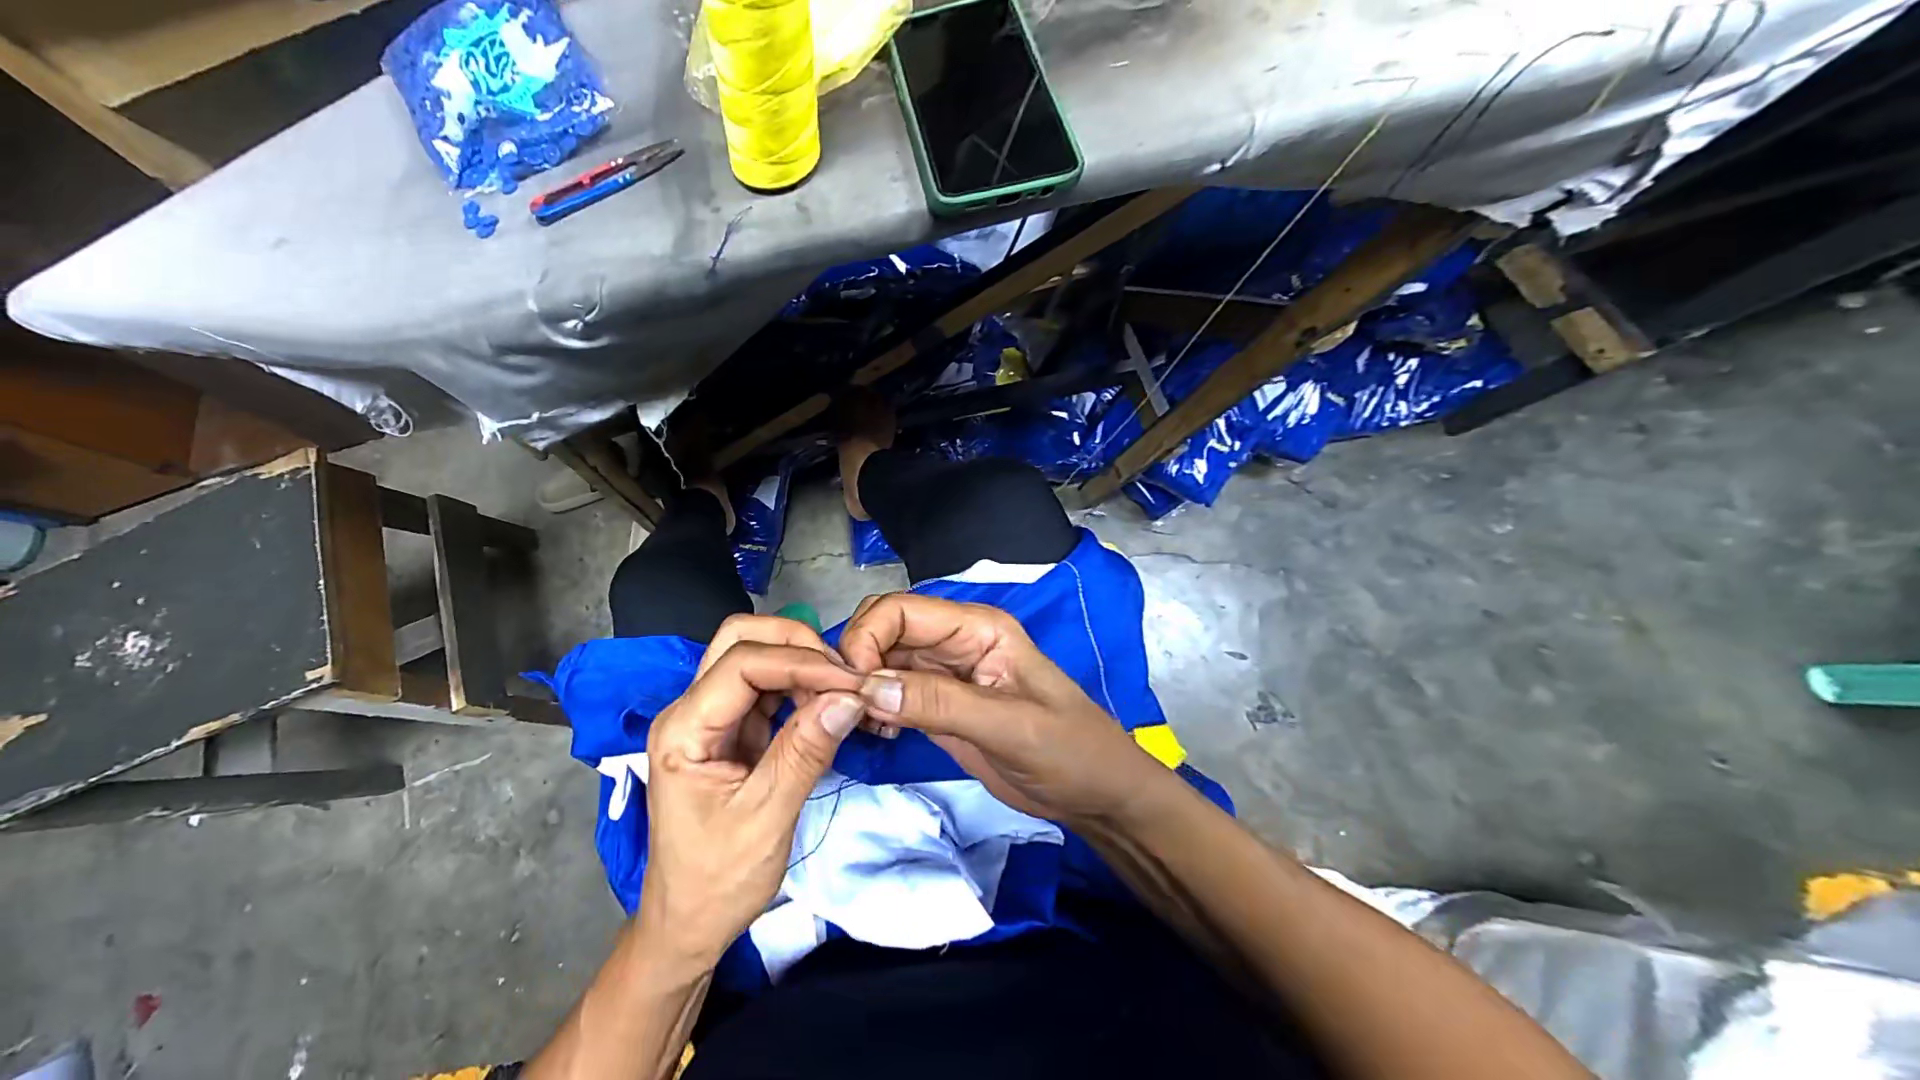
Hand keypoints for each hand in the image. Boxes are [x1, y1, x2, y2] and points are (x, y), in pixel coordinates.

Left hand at [639, 618, 865, 968]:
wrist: (689, 923)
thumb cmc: (718, 880)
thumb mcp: (766, 818)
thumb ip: (805, 752)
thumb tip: (849, 698)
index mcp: (684, 729)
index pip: (742, 664)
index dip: (800, 662)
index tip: (850, 682)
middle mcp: (691, 711)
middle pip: (740, 641)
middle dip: (795, 644)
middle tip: (843, 673)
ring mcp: (712, 718)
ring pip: (755, 657)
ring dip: (801, 662)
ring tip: (842, 689)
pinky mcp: (733, 730)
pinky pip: (768, 688)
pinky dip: (801, 686)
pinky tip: (827, 702)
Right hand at [838, 593, 1166, 825]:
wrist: (1096, 792)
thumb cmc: (1070, 751)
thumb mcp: (1010, 727)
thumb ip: (940, 704)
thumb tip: (866, 688)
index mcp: (978, 627)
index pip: (901, 610)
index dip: (867, 639)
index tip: (852, 687)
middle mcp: (956, 641)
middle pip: (884, 630)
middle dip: (856, 661)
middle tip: (844, 706)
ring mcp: (946, 674)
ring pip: (882, 662)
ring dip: (861, 687)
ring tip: (857, 724)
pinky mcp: (939, 706)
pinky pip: (892, 694)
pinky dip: (873, 707)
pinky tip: (876, 732)